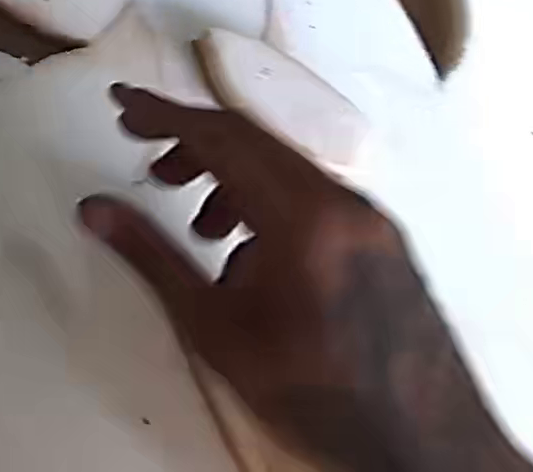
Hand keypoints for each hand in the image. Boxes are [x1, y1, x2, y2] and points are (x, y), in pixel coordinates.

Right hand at [80, 84, 532, 471]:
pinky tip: (235, 236)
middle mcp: (338, 201)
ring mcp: (365, 217)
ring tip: (179, 196)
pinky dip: (253, 186)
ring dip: (215, 161)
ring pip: (273, 158)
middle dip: (181, 130)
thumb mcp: (213, 326)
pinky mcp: (377, 236)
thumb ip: (149, 255)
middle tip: (133, 131)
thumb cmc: (317, 394)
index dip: (160, 112)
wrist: (441, 461)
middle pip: (244, 135)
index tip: (120, 98)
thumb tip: (91, 208)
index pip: (217, 136)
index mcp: (299, 216)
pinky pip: (301, 184)